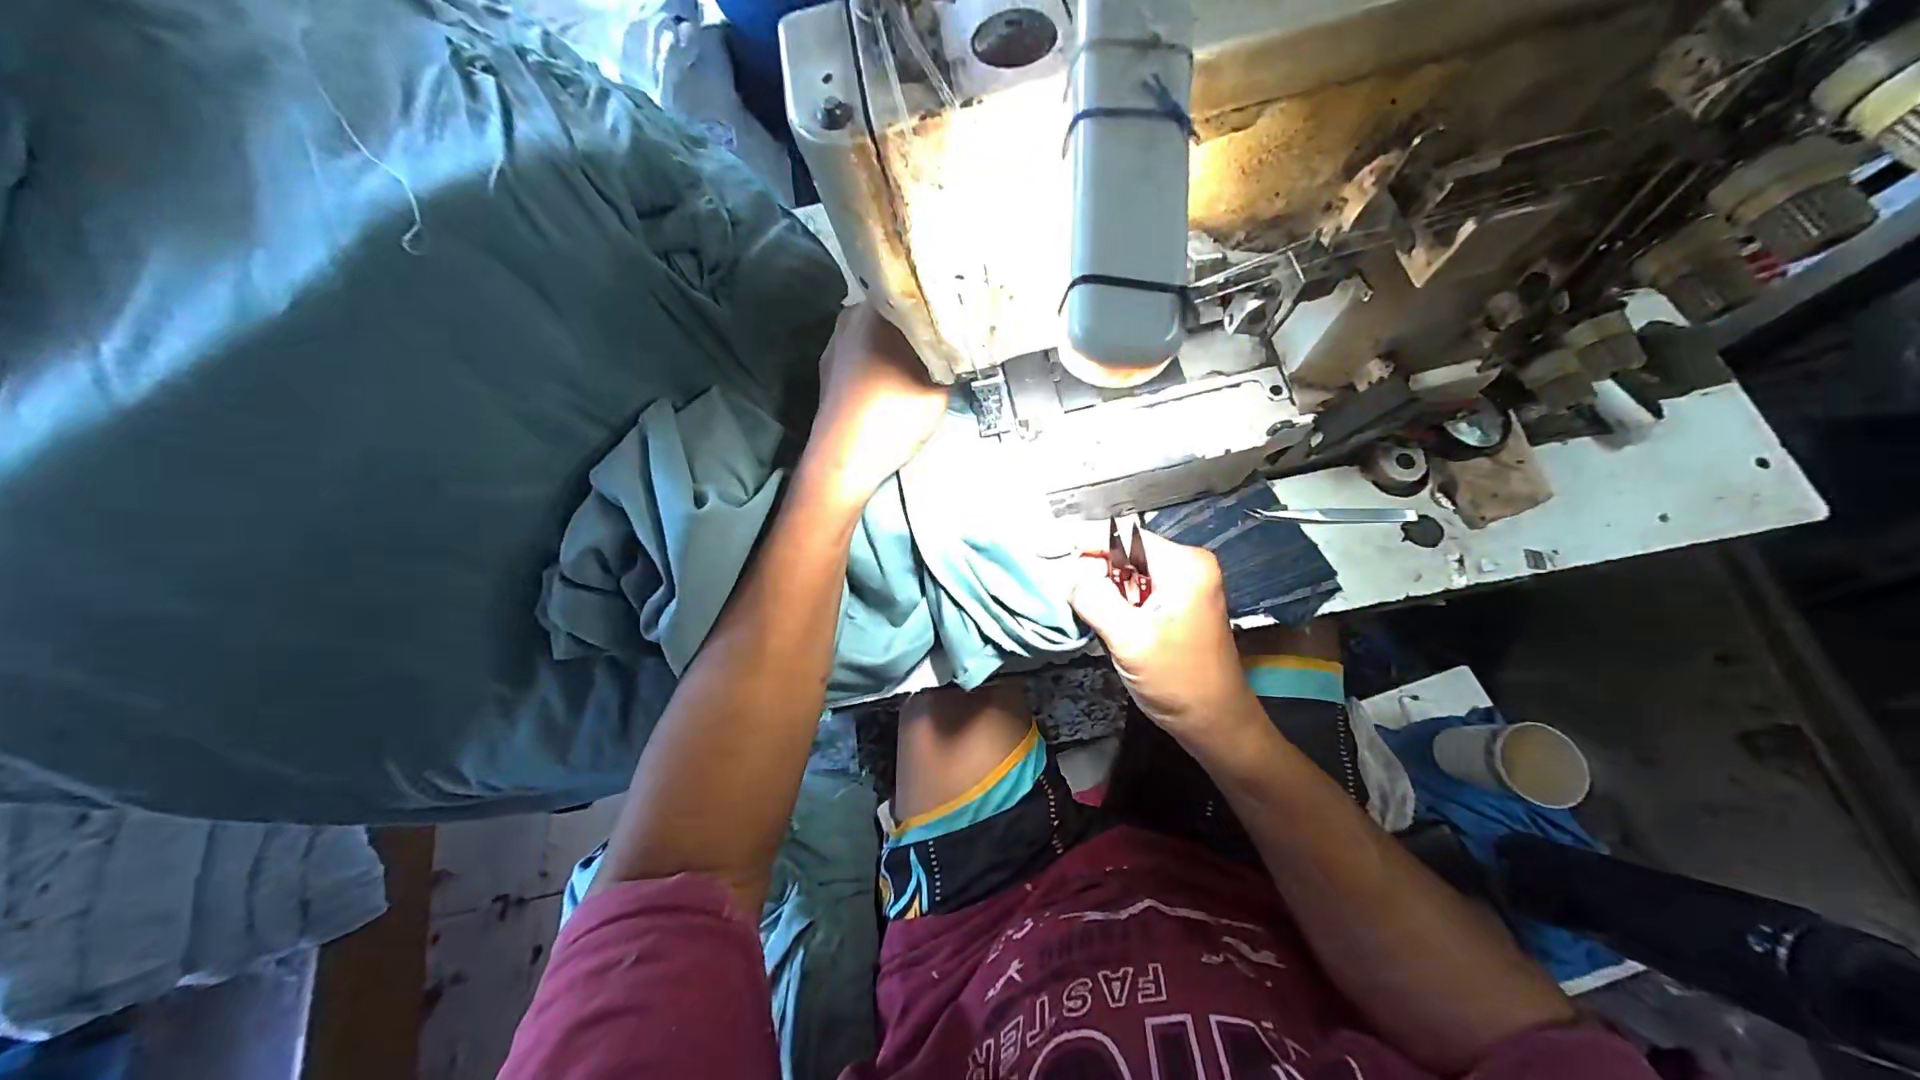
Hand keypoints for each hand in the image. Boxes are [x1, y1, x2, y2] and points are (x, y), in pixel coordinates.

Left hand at [803, 301, 949, 503]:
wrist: (843, 460)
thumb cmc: (892, 415)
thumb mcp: (938, 384)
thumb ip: (949, 354)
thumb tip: (956, 339)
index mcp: (876, 308)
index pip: (915, 286)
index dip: (939, 299)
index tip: (960, 310)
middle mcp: (850, 316)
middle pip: (895, 309)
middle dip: (920, 323)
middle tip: (946, 340)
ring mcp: (835, 343)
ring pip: (878, 333)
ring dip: (899, 344)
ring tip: (923, 363)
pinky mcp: (829, 370)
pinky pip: (864, 354)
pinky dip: (881, 361)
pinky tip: (894, 381)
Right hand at [1068, 530, 1258, 742]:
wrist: (1215, 723)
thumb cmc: (1179, 682)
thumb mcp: (1130, 639)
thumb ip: (1094, 599)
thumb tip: (1068, 574)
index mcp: (1184, 566)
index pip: (1123, 537)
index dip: (1082, 540)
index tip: (1046, 546)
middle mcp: (1186, 567)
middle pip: (1123, 553)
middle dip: (1090, 568)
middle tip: (1059, 585)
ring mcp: (1181, 587)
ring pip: (1125, 574)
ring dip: (1099, 588)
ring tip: (1074, 602)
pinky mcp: (1173, 606)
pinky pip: (1133, 592)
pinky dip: (1112, 601)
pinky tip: (1097, 617)